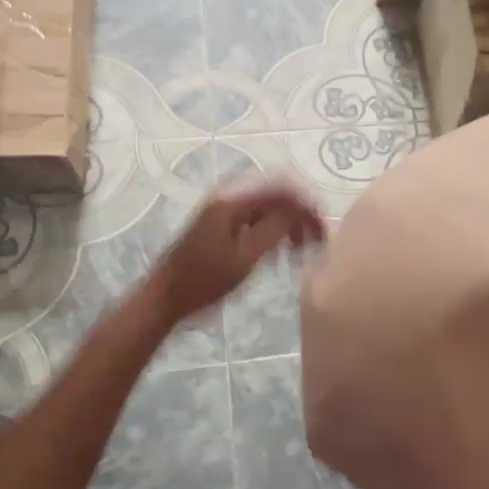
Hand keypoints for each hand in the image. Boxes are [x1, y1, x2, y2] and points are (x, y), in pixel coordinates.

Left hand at [150, 184, 325, 320]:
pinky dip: (273, 233)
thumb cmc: (205, 281)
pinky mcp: (220, 226)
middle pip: (276, 196)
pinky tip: (280, 254)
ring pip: (267, 209)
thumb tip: (303, 210)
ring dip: (288, 226)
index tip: (323, 230)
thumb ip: (276, 229)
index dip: (307, 206)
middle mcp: (229, 198)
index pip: (282, 190)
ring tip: (300, 251)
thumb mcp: (246, 257)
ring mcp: (223, 211)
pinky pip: (255, 220)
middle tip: (316, 242)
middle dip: (300, 216)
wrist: (165, 298)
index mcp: (233, 201)